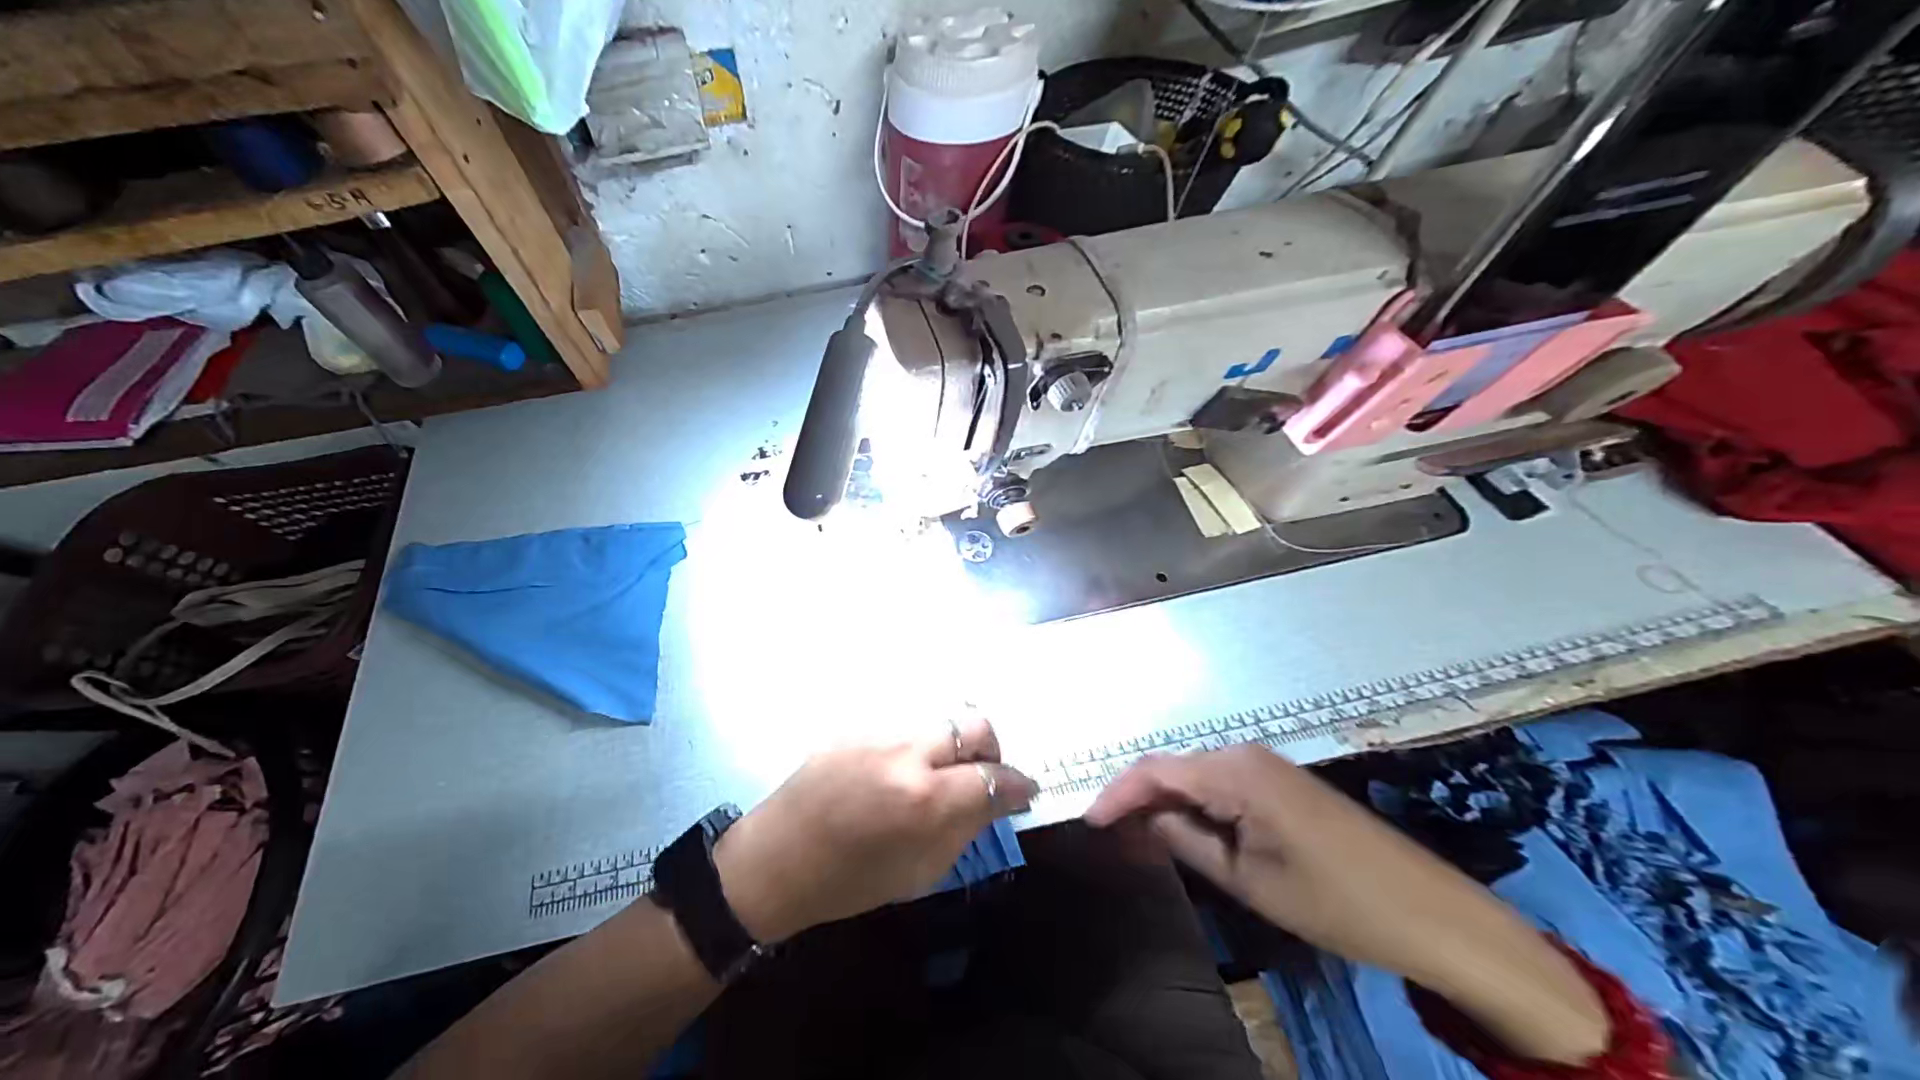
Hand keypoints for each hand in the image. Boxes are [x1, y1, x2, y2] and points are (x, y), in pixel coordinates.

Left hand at [712, 717, 1035, 943]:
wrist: (777, 860)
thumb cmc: (849, 882)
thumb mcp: (920, 872)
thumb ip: (965, 828)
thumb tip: (997, 800)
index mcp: (925, 799)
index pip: (994, 777)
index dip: (1017, 785)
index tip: (1022, 792)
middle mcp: (907, 754)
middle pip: (975, 727)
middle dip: (991, 751)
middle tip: (982, 776)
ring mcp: (878, 734)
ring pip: (940, 723)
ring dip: (951, 747)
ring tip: (938, 774)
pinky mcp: (856, 726)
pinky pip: (904, 727)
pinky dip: (916, 746)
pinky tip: (899, 772)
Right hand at [1086, 745, 1609, 1064]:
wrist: (1432, 913)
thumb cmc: (1335, 901)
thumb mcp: (1248, 880)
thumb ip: (1187, 841)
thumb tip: (1143, 820)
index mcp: (1235, 772)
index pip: (1154, 770)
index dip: (1115, 795)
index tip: (1088, 825)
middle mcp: (1246, 755)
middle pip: (1172, 768)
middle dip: (1137, 800)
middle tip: (1110, 838)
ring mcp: (1267, 766)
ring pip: (1195, 776)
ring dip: (1165, 804)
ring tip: (1138, 840)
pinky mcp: (1282, 784)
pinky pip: (1221, 785)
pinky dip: (1195, 806)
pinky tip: (1184, 832)